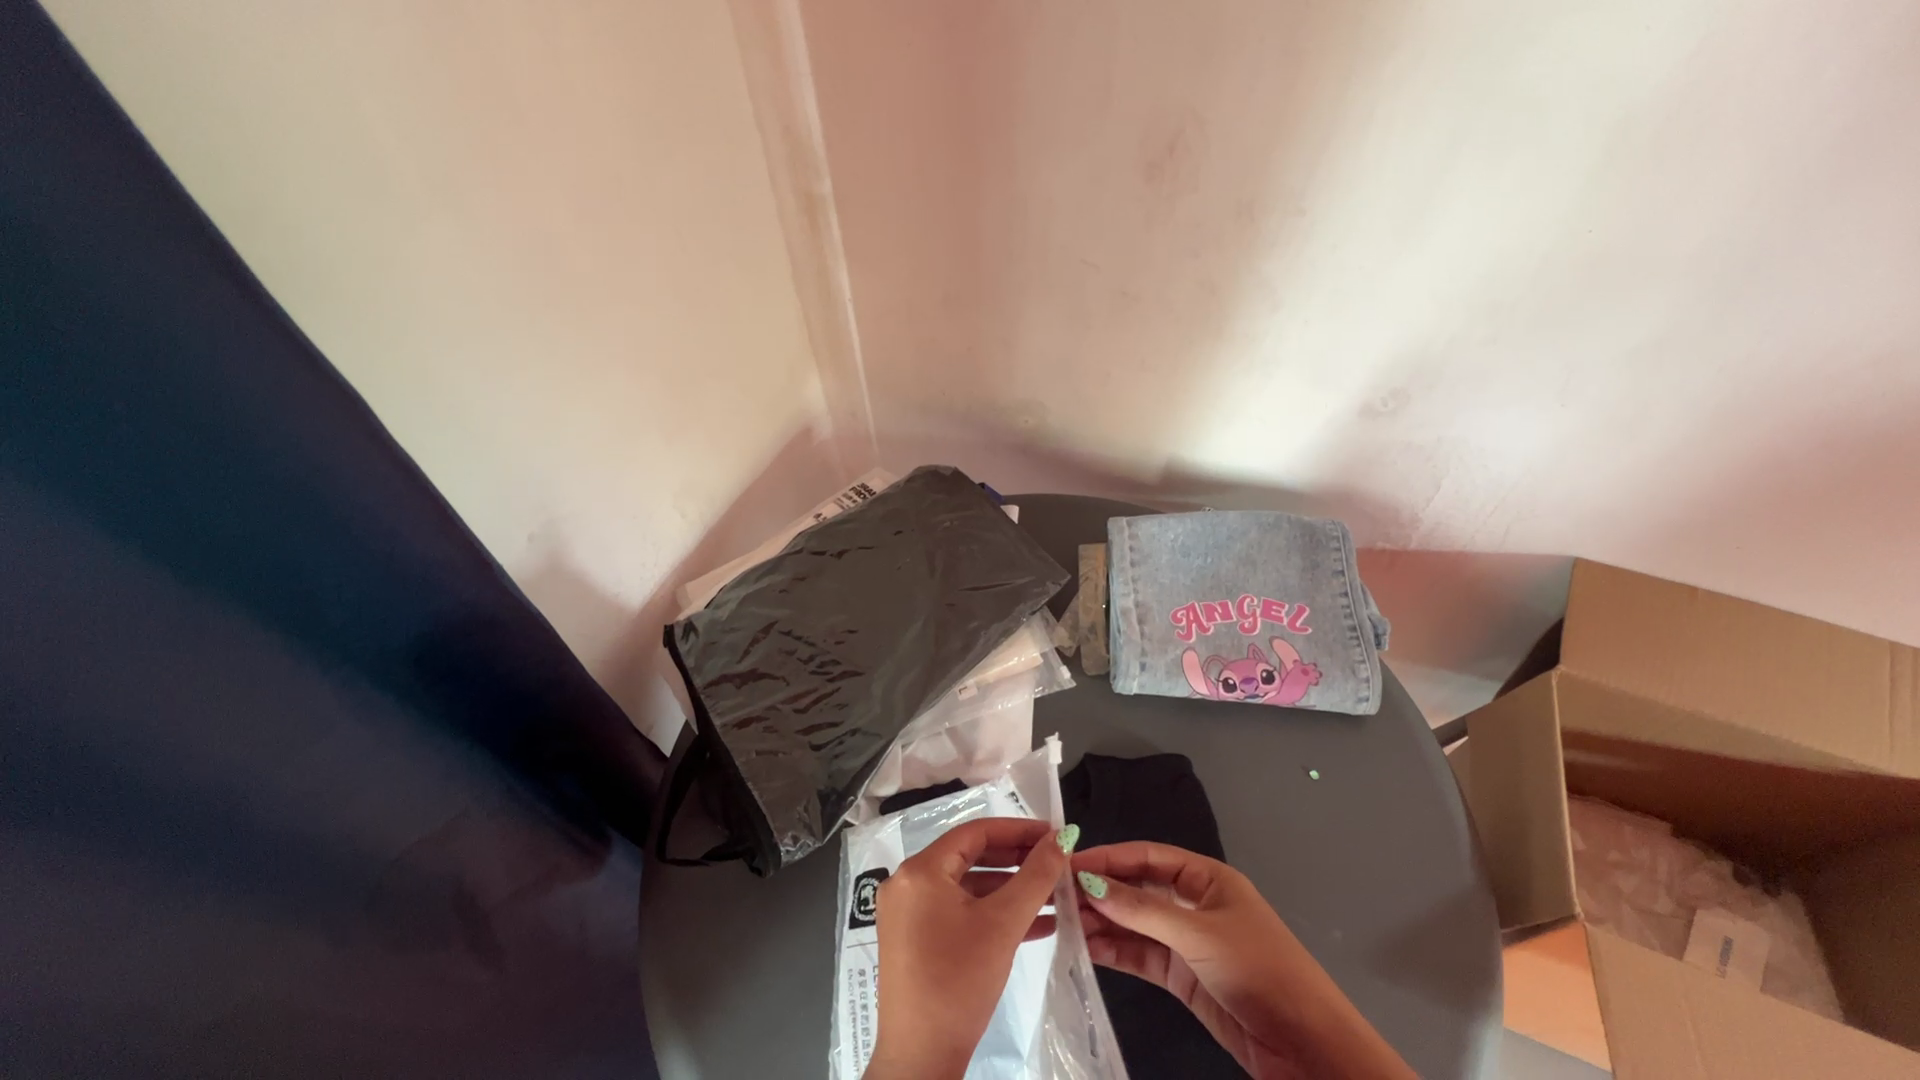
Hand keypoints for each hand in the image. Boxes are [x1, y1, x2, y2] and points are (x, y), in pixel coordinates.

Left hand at [863, 818, 1074, 1079]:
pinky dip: (992, 914)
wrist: (922, 1055)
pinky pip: (958, 913)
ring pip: (967, 888)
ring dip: (1010, 890)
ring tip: (1054, 895)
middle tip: (1056, 863)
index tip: (1053, 834)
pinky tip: (1035, 924)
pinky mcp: (915, 940)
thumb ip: (1036, 875)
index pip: (975, 832)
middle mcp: (907, 884)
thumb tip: (1062, 838)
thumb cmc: (959, 980)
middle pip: (970, 857)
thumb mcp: (1003, 923)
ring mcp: (908, 914)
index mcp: (920, 870)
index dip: (1018, 829)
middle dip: (1017, 860)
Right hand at [1072, 842, 1413, 1079]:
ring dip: (1102, 922)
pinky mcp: (1182, 976)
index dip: (1110, 858)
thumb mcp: (1198, 933)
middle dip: (1101, 891)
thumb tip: (1089, 884)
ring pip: (1134, 924)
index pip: (1149, 857)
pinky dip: (1114, 951)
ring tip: (1063, 923)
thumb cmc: (1258, 969)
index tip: (1070, 864)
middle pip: (1138, 889)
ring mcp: (1187, 941)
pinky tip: (1085, 948)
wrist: (1304, 1044)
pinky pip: (1140, 955)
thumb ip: (1141, 910)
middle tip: (1057, 896)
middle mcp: (1194, 904)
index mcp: (1207, 879)